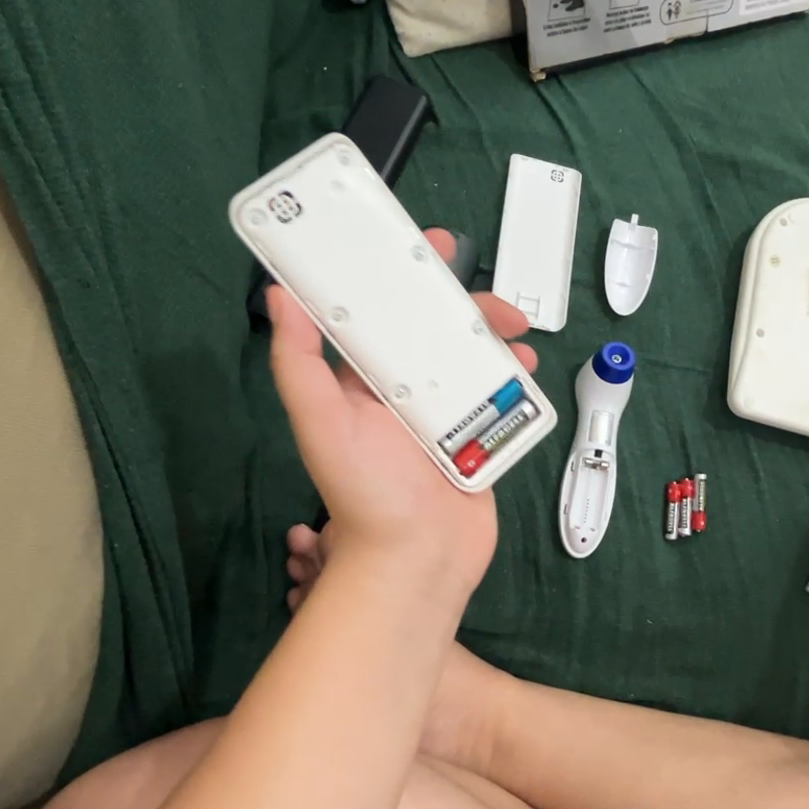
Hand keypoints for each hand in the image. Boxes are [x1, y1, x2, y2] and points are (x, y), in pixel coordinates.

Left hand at [267, 228, 537, 606]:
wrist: (418, 560)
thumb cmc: (367, 493)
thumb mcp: (321, 423)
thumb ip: (300, 362)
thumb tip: (279, 295)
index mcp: (364, 385)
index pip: (380, 317)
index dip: (398, 278)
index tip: (423, 248)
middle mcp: (405, 394)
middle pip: (435, 332)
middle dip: (463, 304)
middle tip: (488, 293)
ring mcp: (446, 416)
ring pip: (474, 360)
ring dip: (496, 338)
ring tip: (518, 332)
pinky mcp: (480, 439)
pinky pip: (500, 397)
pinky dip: (517, 379)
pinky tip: (529, 370)